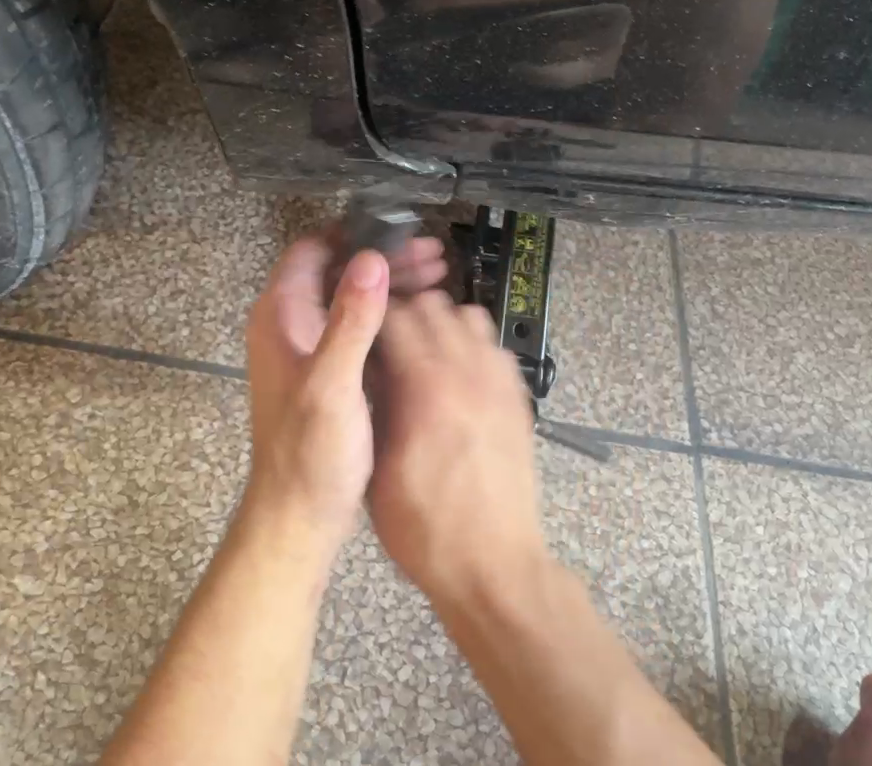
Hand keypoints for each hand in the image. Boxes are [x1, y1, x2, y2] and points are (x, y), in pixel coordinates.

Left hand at [242, 231, 446, 555]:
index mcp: (280, 317)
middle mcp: (289, 325)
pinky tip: (422, 316)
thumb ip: (350, 320)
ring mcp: (308, 348)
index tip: (400, 232)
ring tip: (440, 277)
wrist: (299, 514)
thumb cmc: (311, 451)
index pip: (311, 250)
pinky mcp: (327, 371)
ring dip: (390, 284)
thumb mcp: (333, 383)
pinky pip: (357, 325)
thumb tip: (371, 259)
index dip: (354, 234)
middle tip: (436, 257)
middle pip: (336, 270)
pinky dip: (387, 314)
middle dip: (385, 259)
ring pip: (350, 297)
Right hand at [367, 291, 546, 603]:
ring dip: (440, 326)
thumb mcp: (377, 470)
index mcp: (426, 387)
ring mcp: (499, 384)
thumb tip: (365, 367)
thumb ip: (373, 407)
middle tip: (382, 338)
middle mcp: (467, 373)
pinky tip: (456, 376)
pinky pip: (494, 348)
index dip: (368, 316)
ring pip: (467, 317)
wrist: (493, 567)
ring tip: (419, 353)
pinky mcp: (517, 400)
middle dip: (403, 314)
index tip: (354, 324)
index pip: (393, 315)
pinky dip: (472, 347)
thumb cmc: (424, 529)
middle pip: (432, 305)